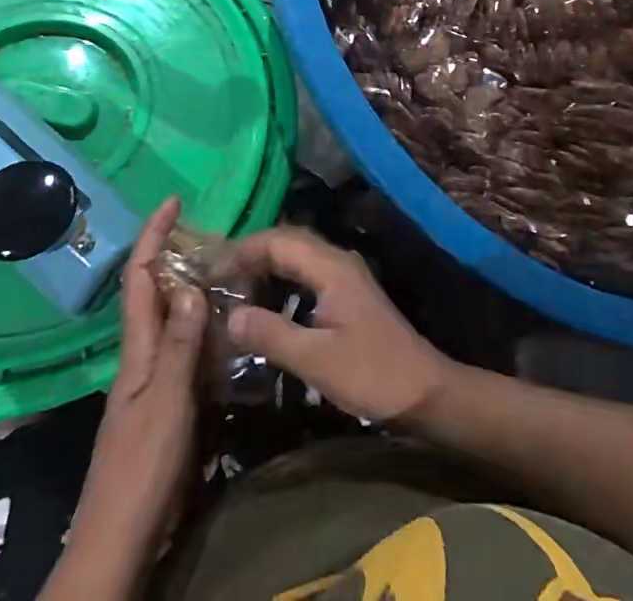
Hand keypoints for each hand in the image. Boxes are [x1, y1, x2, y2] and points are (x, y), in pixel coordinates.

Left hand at [72, 197, 207, 550]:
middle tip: (217, 236)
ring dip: (198, 292)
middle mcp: (144, 356)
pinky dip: (209, 332)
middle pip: (158, 294)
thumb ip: (178, 344)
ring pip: (177, 321)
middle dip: (178, 257)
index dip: (154, 237)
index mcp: (137, 349)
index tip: (172, 202)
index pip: (142, 279)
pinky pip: (192, 352)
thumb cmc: (141, 464)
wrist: (123, 530)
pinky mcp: (173, 401)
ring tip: (233, 272)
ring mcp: (158, 379)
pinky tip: (234, 331)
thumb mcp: (165, 401)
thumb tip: (188, 284)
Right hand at [223, 228, 450, 421]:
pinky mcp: (348, 296)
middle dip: (250, 254)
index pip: (278, 240)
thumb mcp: (315, 359)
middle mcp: (339, 262)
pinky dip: (281, 280)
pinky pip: (307, 274)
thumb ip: (270, 334)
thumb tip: (229, 315)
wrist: (423, 391)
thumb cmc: (371, 374)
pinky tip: (265, 304)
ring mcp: (346, 278)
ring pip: (298, 256)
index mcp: (331, 268)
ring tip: (233, 289)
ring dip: (265, 265)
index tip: (209, 272)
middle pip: (287, 241)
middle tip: (215, 279)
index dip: (241, 251)